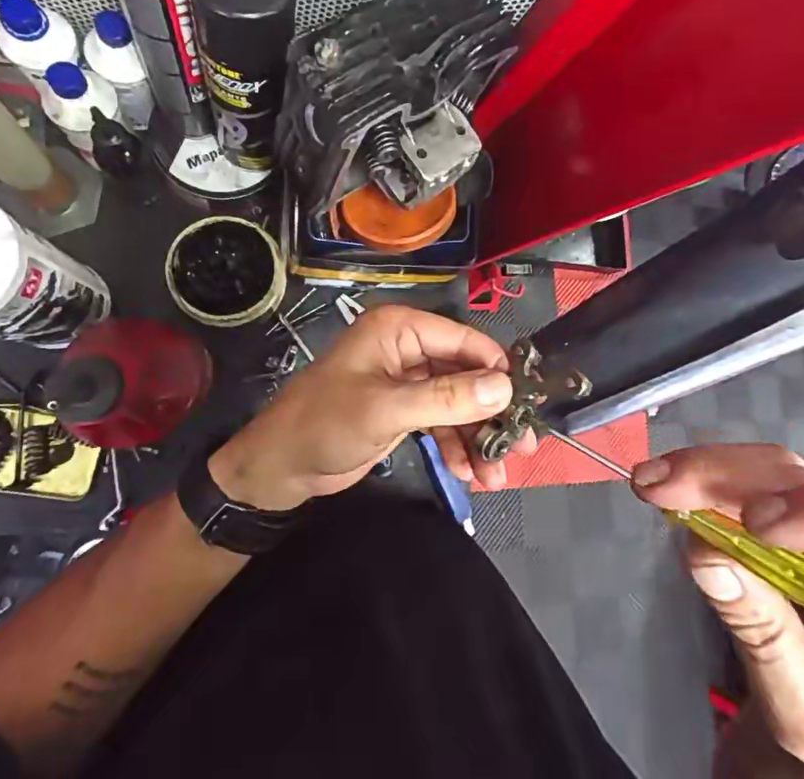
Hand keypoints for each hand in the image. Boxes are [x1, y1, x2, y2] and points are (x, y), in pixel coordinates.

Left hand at [209, 306, 532, 509]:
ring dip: (478, 438)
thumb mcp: (388, 409)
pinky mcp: (404, 410)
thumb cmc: (325, 424)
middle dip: (492, 414)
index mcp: (401, 330)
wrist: (278, 469)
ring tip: (497, 474)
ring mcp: (407, 382)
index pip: (465, 341)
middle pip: (467, 375)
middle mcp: (408, 349)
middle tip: (521, 446)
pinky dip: (457, 446)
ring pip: (459, 404)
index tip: (526, 404)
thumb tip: (504, 389)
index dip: (496, 371)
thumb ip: (447, 398)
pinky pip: (443, 423)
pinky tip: (469, 473)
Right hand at [631, 444, 803, 778]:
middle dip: (747, 484)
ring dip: (720, 474)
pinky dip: (719, 486)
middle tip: (668, 484)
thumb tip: (706, 551)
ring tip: (654, 481)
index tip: (757, 522)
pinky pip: (773, 492)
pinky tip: (675, 488)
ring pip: (798, 480)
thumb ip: (769, 644)